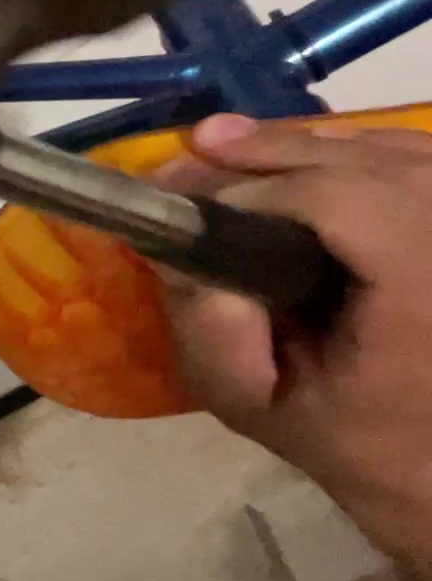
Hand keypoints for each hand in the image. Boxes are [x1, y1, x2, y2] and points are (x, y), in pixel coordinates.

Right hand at [154, 115, 431, 577]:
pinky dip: (363, 151)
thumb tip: (174, 253)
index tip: (192, 206)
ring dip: (316, 144)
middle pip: (383, 163)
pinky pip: (428, 165)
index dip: (265, 189)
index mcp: (425, 299)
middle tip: (194, 148)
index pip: (351, 203)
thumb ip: (210, 330)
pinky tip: (305, 153)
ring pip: (412, 153)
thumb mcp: (248, 399)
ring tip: (231, 144)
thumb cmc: (341, 437)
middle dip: (278, 151)